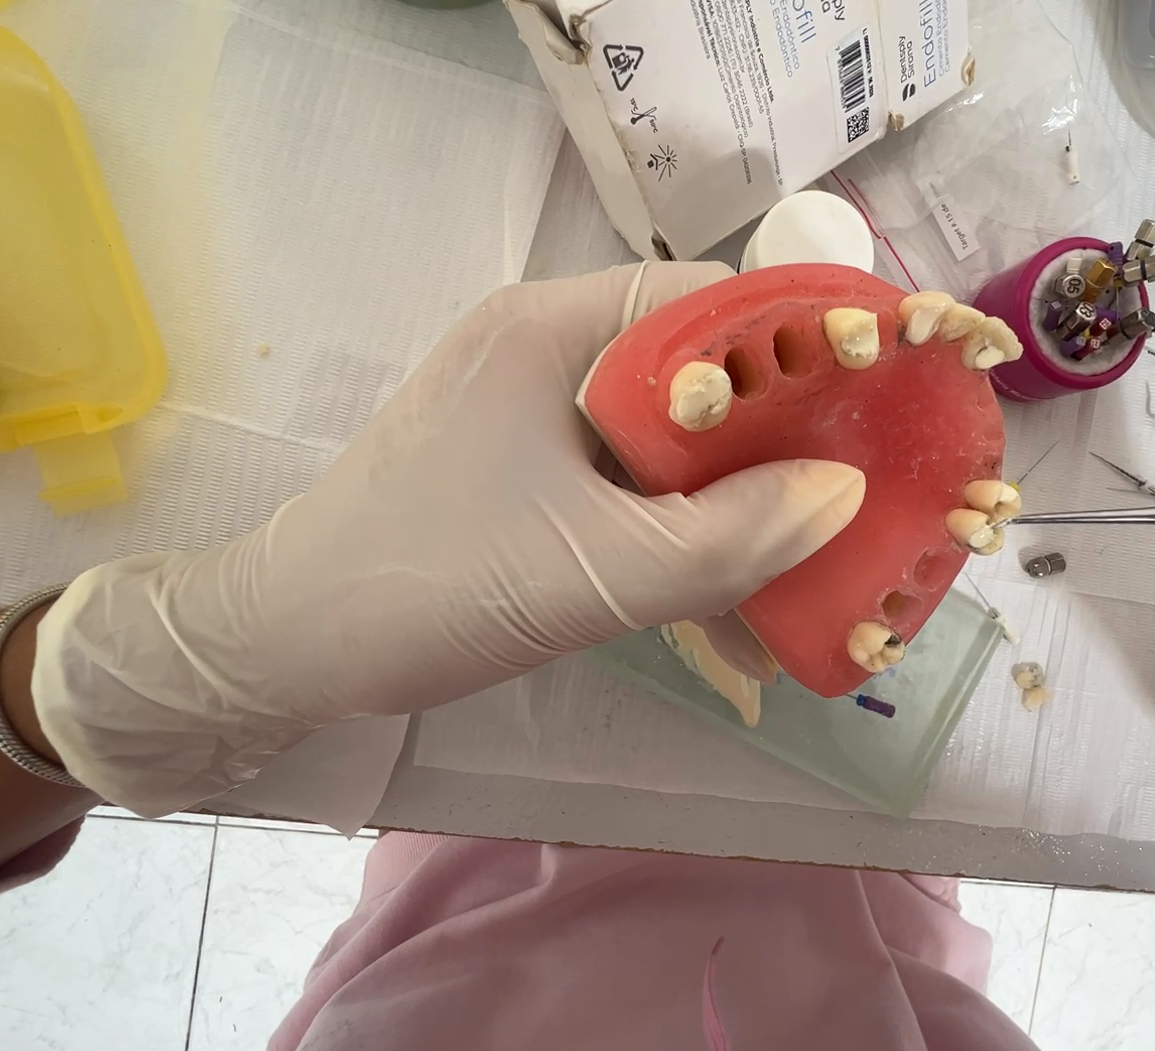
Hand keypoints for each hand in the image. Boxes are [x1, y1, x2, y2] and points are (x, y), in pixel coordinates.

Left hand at [32, 264, 865, 815]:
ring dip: (731, 496)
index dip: (797, 343)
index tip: (864, 400)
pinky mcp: (532, 468)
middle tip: (845, 485)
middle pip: (698, 370)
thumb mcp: (600, 572)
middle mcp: (550, 350)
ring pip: (671, 435)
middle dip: (775, 434)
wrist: (290, 646)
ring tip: (798, 553)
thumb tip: (843, 494)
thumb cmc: (434, 585)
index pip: (708, 299)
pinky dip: (682, 528)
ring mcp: (538, 412)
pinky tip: (724, 596)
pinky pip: (634, 480)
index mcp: (557, 330)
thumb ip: (732, 538)